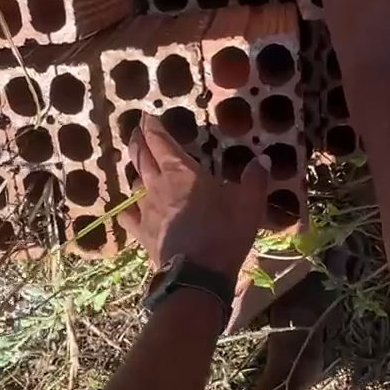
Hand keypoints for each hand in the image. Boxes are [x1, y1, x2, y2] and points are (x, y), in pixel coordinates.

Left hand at [117, 114, 265, 277]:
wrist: (198, 275)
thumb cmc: (224, 233)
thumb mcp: (249, 204)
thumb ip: (254, 179)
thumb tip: (263, 159)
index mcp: (182, 172)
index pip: (161, 141)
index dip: (152, 126)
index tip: (146, 114)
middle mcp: (158, 185)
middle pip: (142, 157)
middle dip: (139, 141)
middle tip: (136, 130)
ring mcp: (146, 210)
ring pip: (133, 182)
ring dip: (134, 169)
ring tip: (136, 164)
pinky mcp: (142, 233)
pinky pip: (128, 215)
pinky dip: (127, 207)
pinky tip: (126, 207)